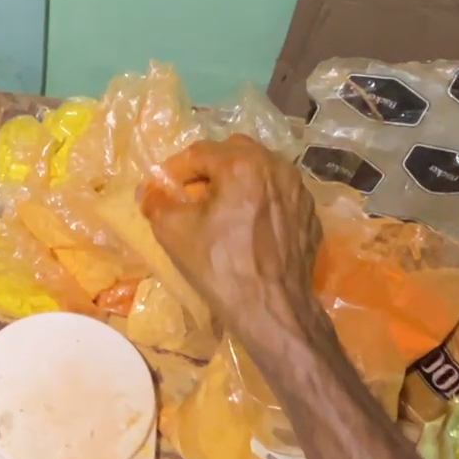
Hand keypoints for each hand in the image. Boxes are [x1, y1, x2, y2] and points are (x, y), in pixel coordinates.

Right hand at [139, 135, 324, 344]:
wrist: (270, 306)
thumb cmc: (218, 264)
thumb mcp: (172, 231)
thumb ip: (156, 202)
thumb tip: (149, 192)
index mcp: (242, 164)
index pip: (199, 152)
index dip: (174, 169)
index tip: (162, 188)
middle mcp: (276, 167)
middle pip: (234, 152)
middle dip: (209, 168)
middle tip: (191, 194)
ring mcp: (299, 190)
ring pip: (260, 170)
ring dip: (237, 181)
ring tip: (220, 208)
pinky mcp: (310, 214)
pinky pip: (278, 195)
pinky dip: (259, 201)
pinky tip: (247, 227)